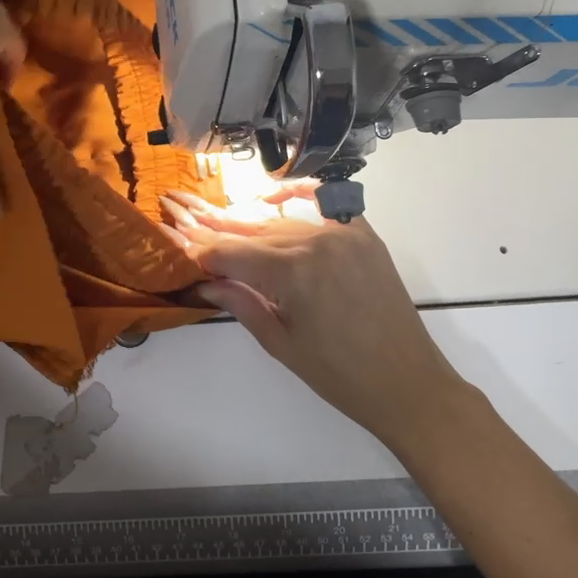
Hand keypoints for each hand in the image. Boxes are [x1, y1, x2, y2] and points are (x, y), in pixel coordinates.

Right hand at [162, 185, 464, 439]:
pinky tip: (272, 193)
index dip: (198, 249)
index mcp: (291, 272)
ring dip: (247, 221)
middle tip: (177, 212)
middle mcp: (315, 241)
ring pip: (282, 221)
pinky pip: (327, 202)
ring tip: (213, 213)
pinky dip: (300, 193)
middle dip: (213, 227)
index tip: (169, 237)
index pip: (229, 253)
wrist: (409, 384)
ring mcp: (343, 233)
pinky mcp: (364, 235)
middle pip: (251, 230)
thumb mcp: (280, 344)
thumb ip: (241, 303)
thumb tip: (203, 281)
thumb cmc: (340, 376)